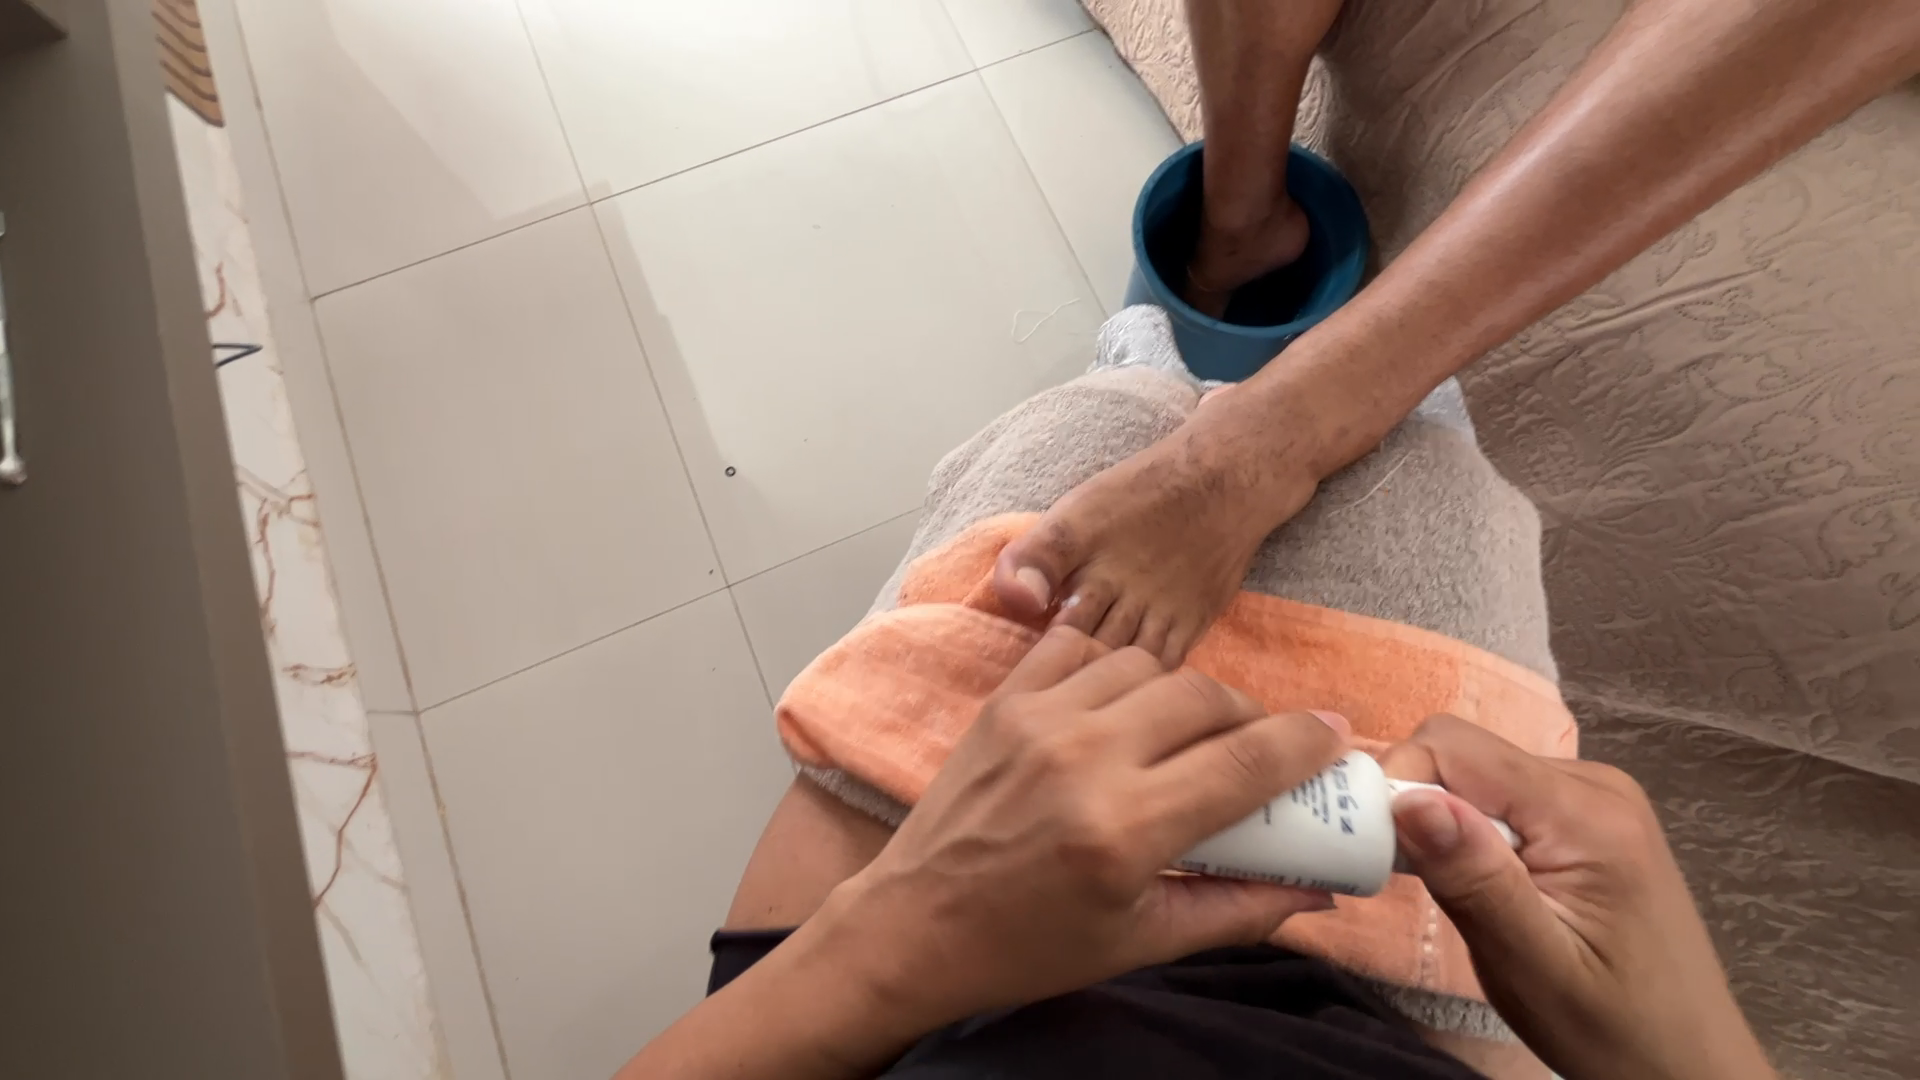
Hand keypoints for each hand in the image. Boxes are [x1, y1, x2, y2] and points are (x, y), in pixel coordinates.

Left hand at [815, 627, 1347, 1044]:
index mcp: (1123, 828)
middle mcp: (1083, 756)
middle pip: (1201, 696)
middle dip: (1248, 714)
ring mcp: (1038, 717)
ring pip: (1144, 663)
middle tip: (1253, 743)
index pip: (1243, 763)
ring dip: (1180, 690)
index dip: (1304, 744)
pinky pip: (1076, 647)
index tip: (1334, 737)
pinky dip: (1111, 666)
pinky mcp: (1004, 699)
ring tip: (1180, 727)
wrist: (919, 919)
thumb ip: (1239, 908)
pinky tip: (1117, 701)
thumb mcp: (1143, 940)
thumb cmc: (1030, 944)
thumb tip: (1319, 886)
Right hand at [1383, 716, 1773, 1079]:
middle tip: (1420, 873)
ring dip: (1440, 816)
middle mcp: (1591, 781)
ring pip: (1468, 766)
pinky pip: (1491, 786)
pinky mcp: (1579, 808)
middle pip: (1458, 749)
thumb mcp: (1530, 967)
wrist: (1692, 1072)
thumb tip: (1408, 800)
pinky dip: (1464, 822)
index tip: (1385, 846)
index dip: (1401, 781)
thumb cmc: (1610, 1030)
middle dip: (1417, 800)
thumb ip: (1473, 878)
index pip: (1452, 746)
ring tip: (1458, 883)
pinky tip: (1485, 876)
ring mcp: (1589, 791)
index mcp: (1586, 812)